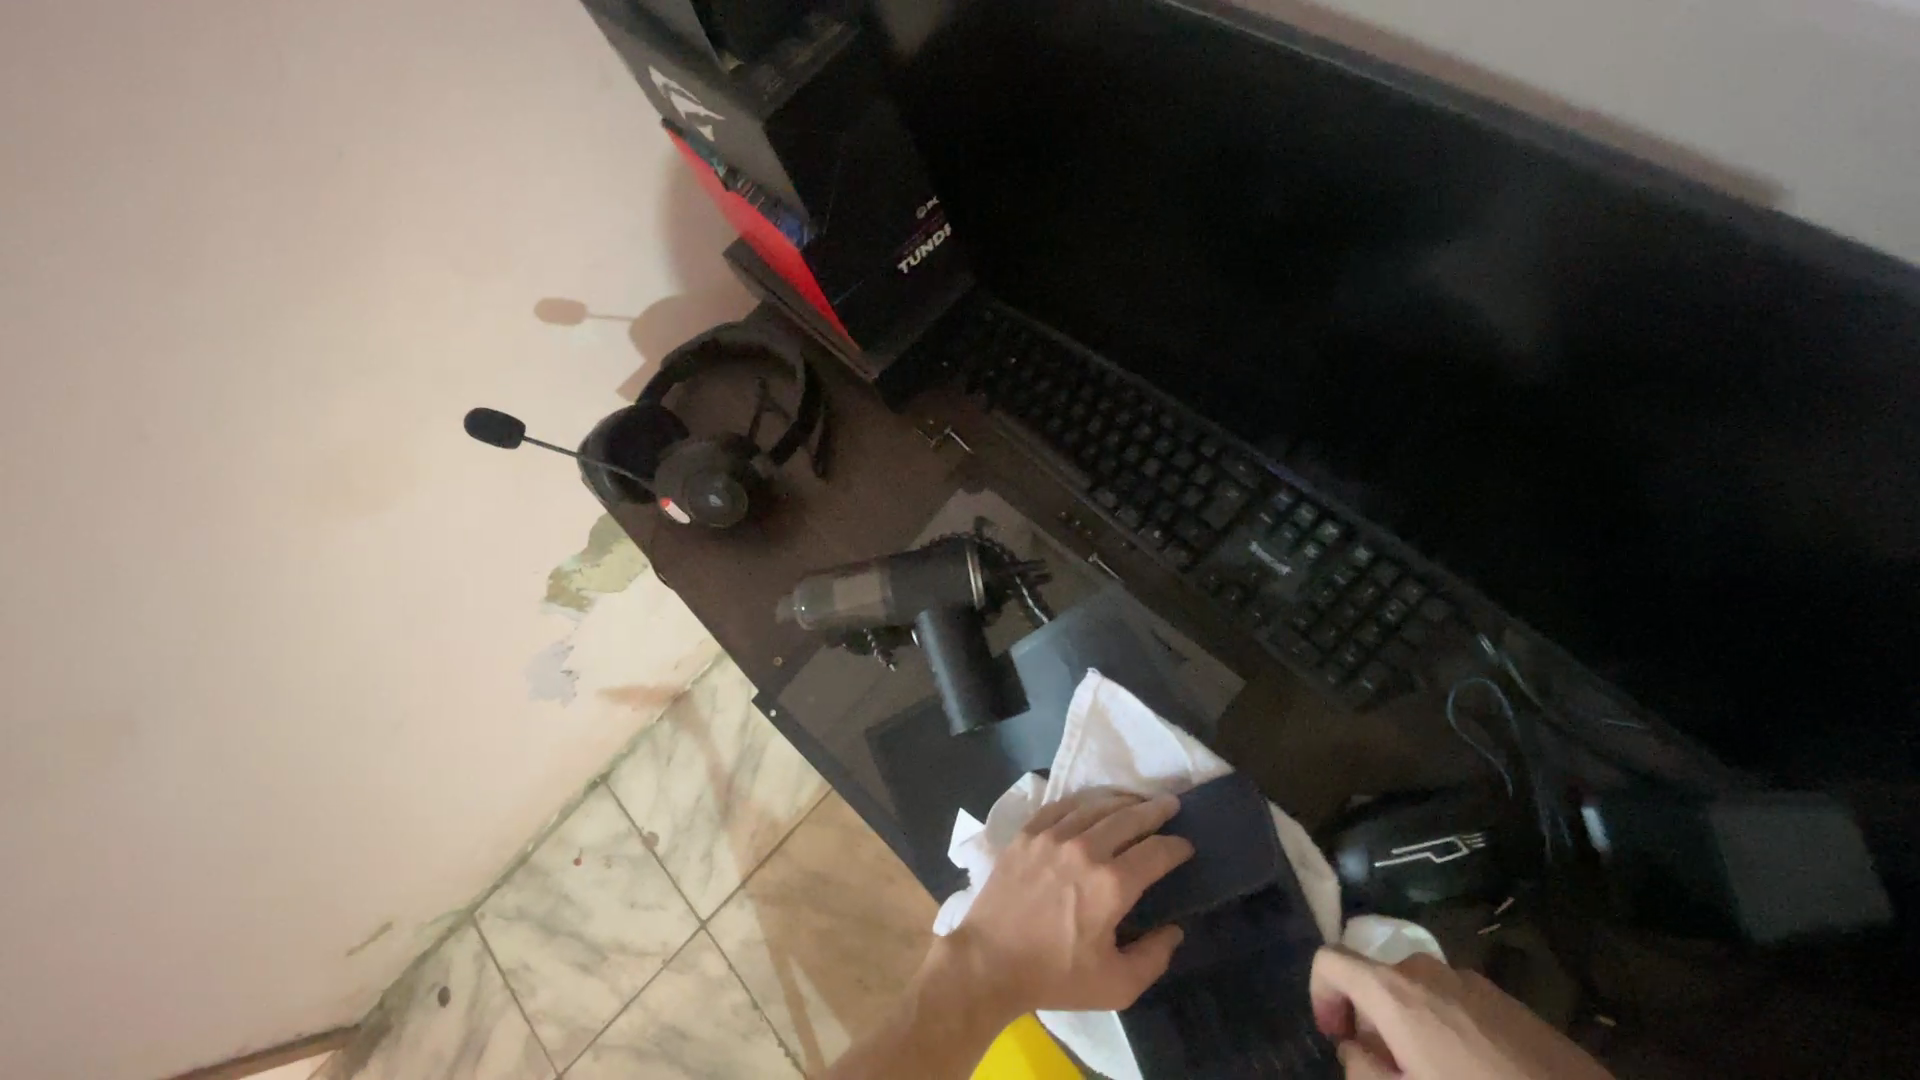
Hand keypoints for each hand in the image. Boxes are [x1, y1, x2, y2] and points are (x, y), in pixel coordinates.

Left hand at [936, 789, 1194, 1020]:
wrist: (989, 962)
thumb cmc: (1055, 977)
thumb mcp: (1117, 985)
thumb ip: (1154, 958)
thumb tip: (1174, 931)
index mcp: (1112, 884)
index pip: (1156, 852)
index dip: (1177, 846)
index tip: (1186, 846)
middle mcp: (1085, 849)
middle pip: (1129, 817)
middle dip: (1155, 811)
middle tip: (1170, 806)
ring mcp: (1052, 836)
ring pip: (1096, 806)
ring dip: (1122, 801)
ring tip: (1137, 801)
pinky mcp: (1027, 834)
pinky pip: (1062, 806)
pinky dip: (1084, 801)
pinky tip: (1093, 803)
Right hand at [1310, 947, 1614, 1079]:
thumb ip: (1362, 1070)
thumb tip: (1354, 1047)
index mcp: (1393, 990)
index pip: (1330, 960)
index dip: (1320, 996)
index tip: (1336, 1040)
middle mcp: (1424, 970)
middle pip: (1375, 978)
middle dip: (1369, 1019)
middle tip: (1388, 1070)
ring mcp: (1471, 981)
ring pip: (1417, 992)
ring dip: (1409, 1025)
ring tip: (1433, 1075)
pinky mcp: (1509, 1001)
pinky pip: (1456, 1002)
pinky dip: (1447, 1028)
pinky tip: (1476, 1075)